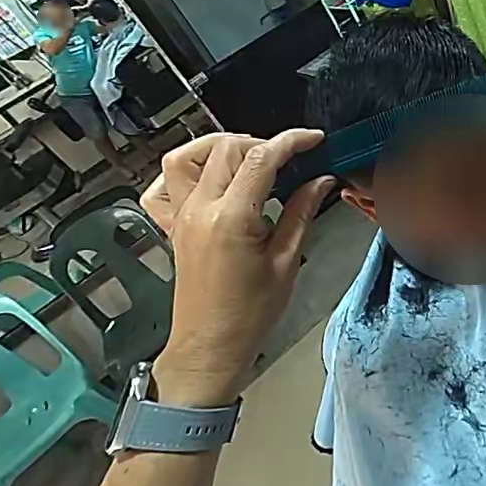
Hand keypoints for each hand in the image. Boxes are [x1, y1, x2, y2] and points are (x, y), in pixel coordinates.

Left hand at [142, 131, 334, 404]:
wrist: (210, 346)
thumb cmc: (250, 312)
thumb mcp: (287, 260)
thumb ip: (302, 212)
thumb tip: (321, 180)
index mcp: (231, 219)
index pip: (260, 158)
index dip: (291, 141)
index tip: (313, 139)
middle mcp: (200, 210)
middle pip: (226, 148)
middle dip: (263, 143)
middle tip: (291, 158)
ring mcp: (181, 216)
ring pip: (186, 156)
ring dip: (220, 147)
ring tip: (250, 160)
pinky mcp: (173, 226)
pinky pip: (164, 186)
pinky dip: (185, 172)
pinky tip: (211, 179)